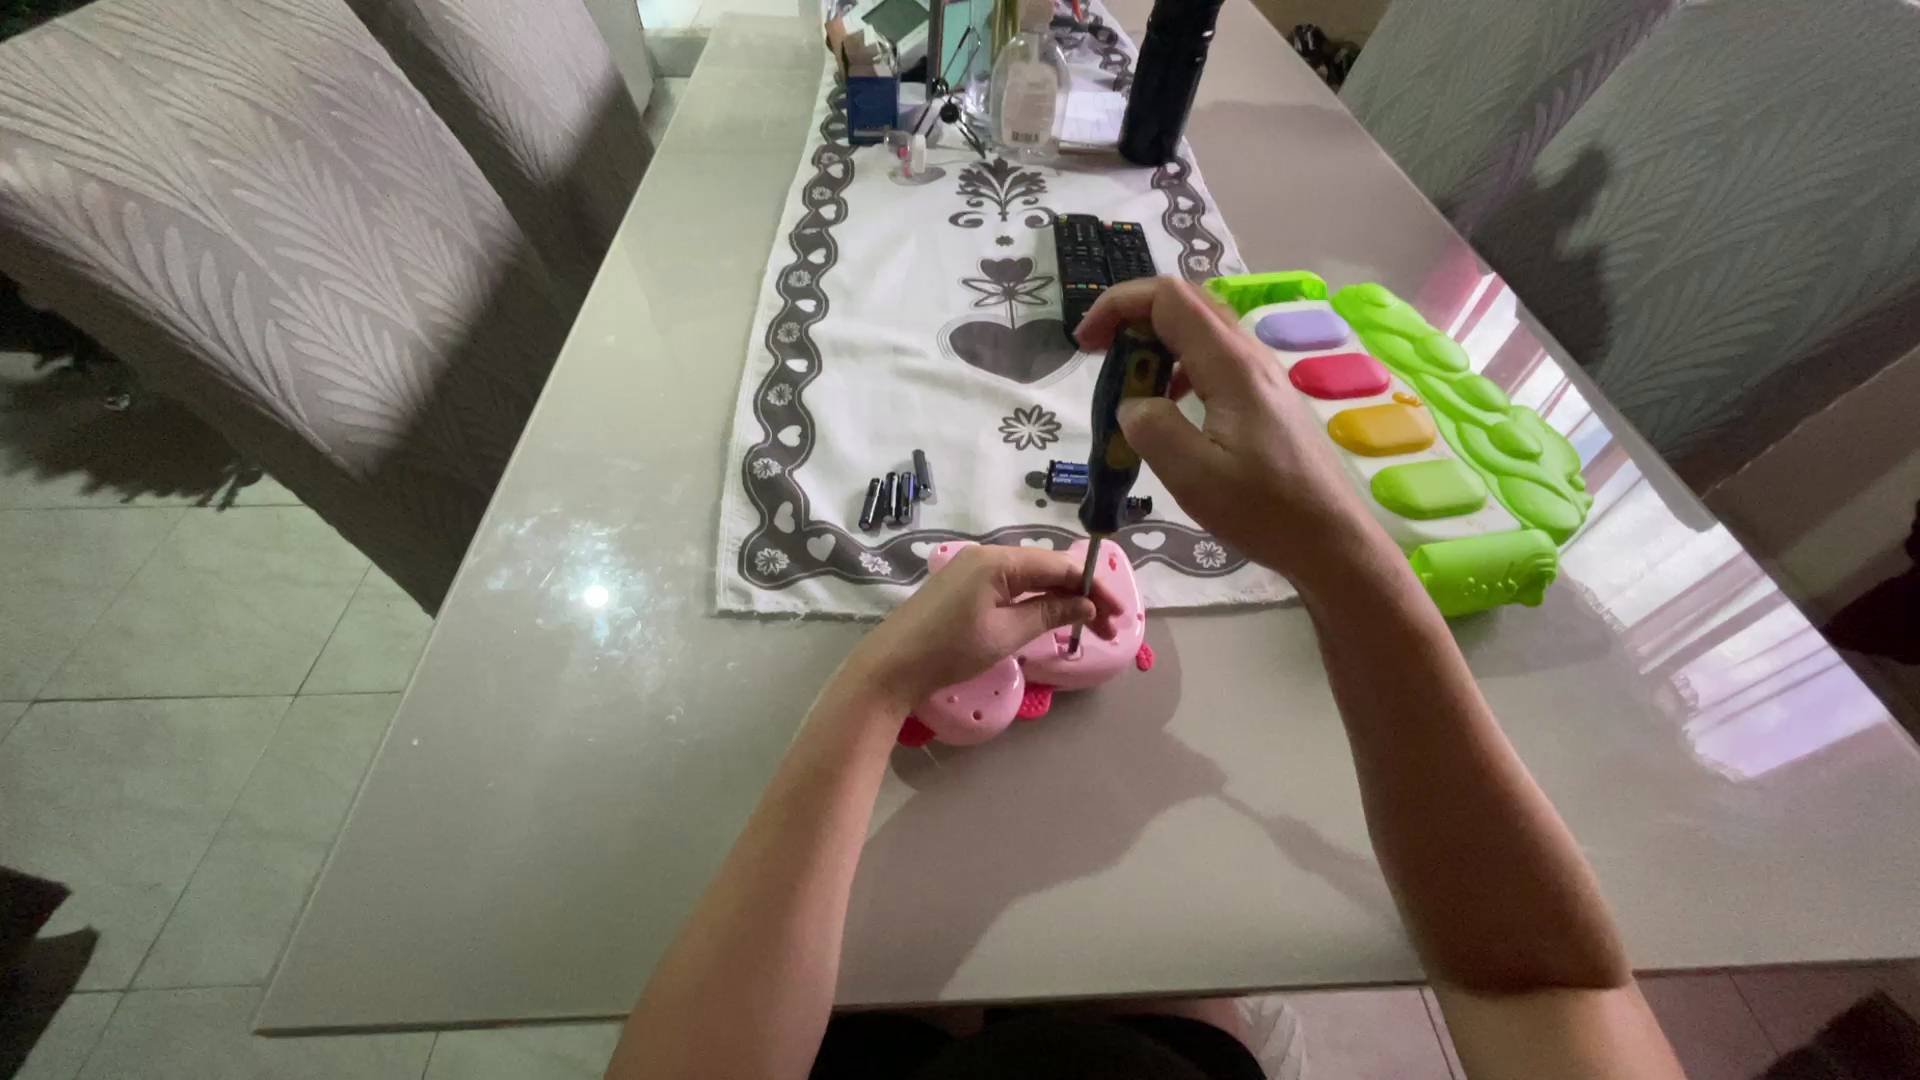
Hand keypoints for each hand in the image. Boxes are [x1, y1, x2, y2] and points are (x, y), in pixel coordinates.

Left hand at [842, 544, 1122, 711]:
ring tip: (1085, 625)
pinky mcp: (962, 586)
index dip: (1094, 588)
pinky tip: (1049, 617)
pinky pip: (1009, 585)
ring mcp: (971, 569)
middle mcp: (986, 555)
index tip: (1117, 616)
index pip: (1059, 566)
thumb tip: (1086, 603)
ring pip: (1029, 577)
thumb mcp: (1006, 634)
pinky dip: (1034, 601)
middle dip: (1081, 594)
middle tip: (1106, 628)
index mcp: (998, 561)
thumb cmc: (950, 650)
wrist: (891, 666)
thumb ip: (1049, 613)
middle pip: (1046, 568)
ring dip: (1059, 598)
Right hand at [1074, 276, 1396, 591]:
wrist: (1329, 539)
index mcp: (1231, 367)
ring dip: (1155, 342)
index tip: (1085, 345)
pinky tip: (1167, 407)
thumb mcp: (1194, 477)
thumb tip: (1132, 404)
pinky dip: (1177, 367)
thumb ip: (1153, 429)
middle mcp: (1249, 358)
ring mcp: (1262, 376)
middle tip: (1099, 356)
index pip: (1168, 299)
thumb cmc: (1263, 511)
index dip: (1119, 305)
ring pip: (1201, 330)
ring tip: (1127, 384)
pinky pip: (1214, 359)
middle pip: (1186, 303)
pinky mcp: (1265, 398)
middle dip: (1133, 316)